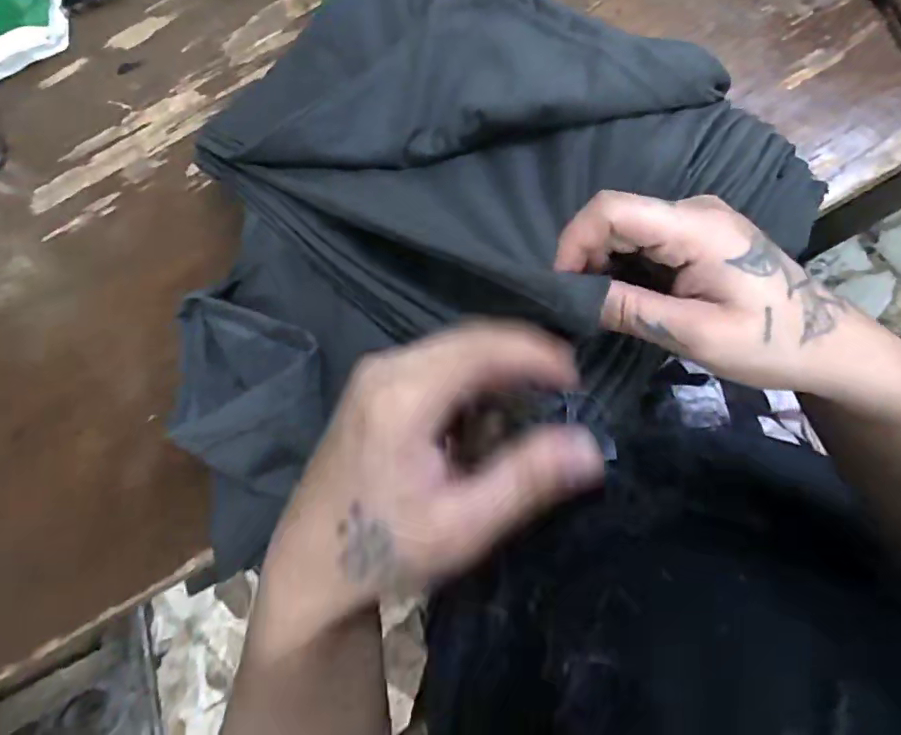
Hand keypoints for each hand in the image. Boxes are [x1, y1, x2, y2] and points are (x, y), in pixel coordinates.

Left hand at [257, 325, 606, 645]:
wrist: (311, 561)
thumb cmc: (384, 548)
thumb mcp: (461, 525)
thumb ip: (524, 480)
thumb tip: (589, 446)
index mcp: (403, 393)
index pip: (481, 346)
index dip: (535, 353)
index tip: (577, 379)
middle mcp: (385, 367)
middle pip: (467, 339)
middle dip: (520, 359)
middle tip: (563, 392)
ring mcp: (374, 372)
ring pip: (451, 348)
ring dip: (494, 369)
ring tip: (529, 409)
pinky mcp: (372, 384)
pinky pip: (433, 362)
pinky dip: (468, 379)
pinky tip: (482, 418)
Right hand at [555, 192, 900, 401]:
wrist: (833, 346)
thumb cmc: (772, 342)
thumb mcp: (696, 335)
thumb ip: (629, 310)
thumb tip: (569, 297)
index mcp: (696, 226)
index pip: (610, 208)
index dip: (574, 240)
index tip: (560, 284)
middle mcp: (693, 208)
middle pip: (614, 215)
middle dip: (585, 256)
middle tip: (580, 303)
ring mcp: (696, 217)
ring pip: (625, 226)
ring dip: (603, 262)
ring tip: (603, 304)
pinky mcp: (698, 232)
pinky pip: (643, 237)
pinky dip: (624, 264)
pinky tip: (627, 294)